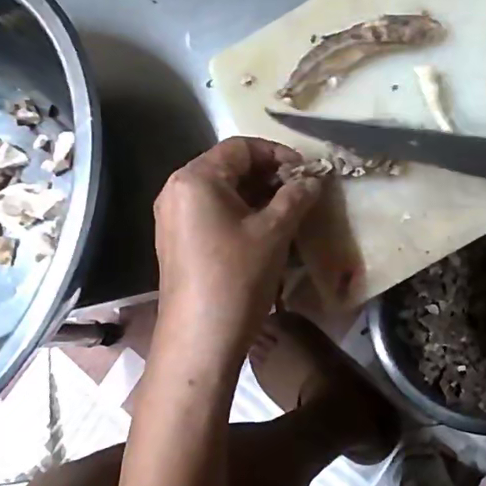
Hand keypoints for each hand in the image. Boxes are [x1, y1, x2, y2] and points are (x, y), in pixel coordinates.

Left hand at [153, 137, 322, 346]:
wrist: (201, 338)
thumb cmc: (237, 276)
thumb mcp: (275, 232)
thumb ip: (296, 197)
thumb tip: (312, 180)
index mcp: (196, 179)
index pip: (241, 147)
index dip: (278, 154)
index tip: (307, 172)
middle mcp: (177, 190)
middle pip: (229, 167)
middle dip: (269, 176)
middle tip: (303, 191)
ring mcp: (173, 218)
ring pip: (223, 192)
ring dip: (258, 196)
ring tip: (291, 212)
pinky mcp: (178, 241)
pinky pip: (213, 214)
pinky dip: (242, 214)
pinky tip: (267, 232)